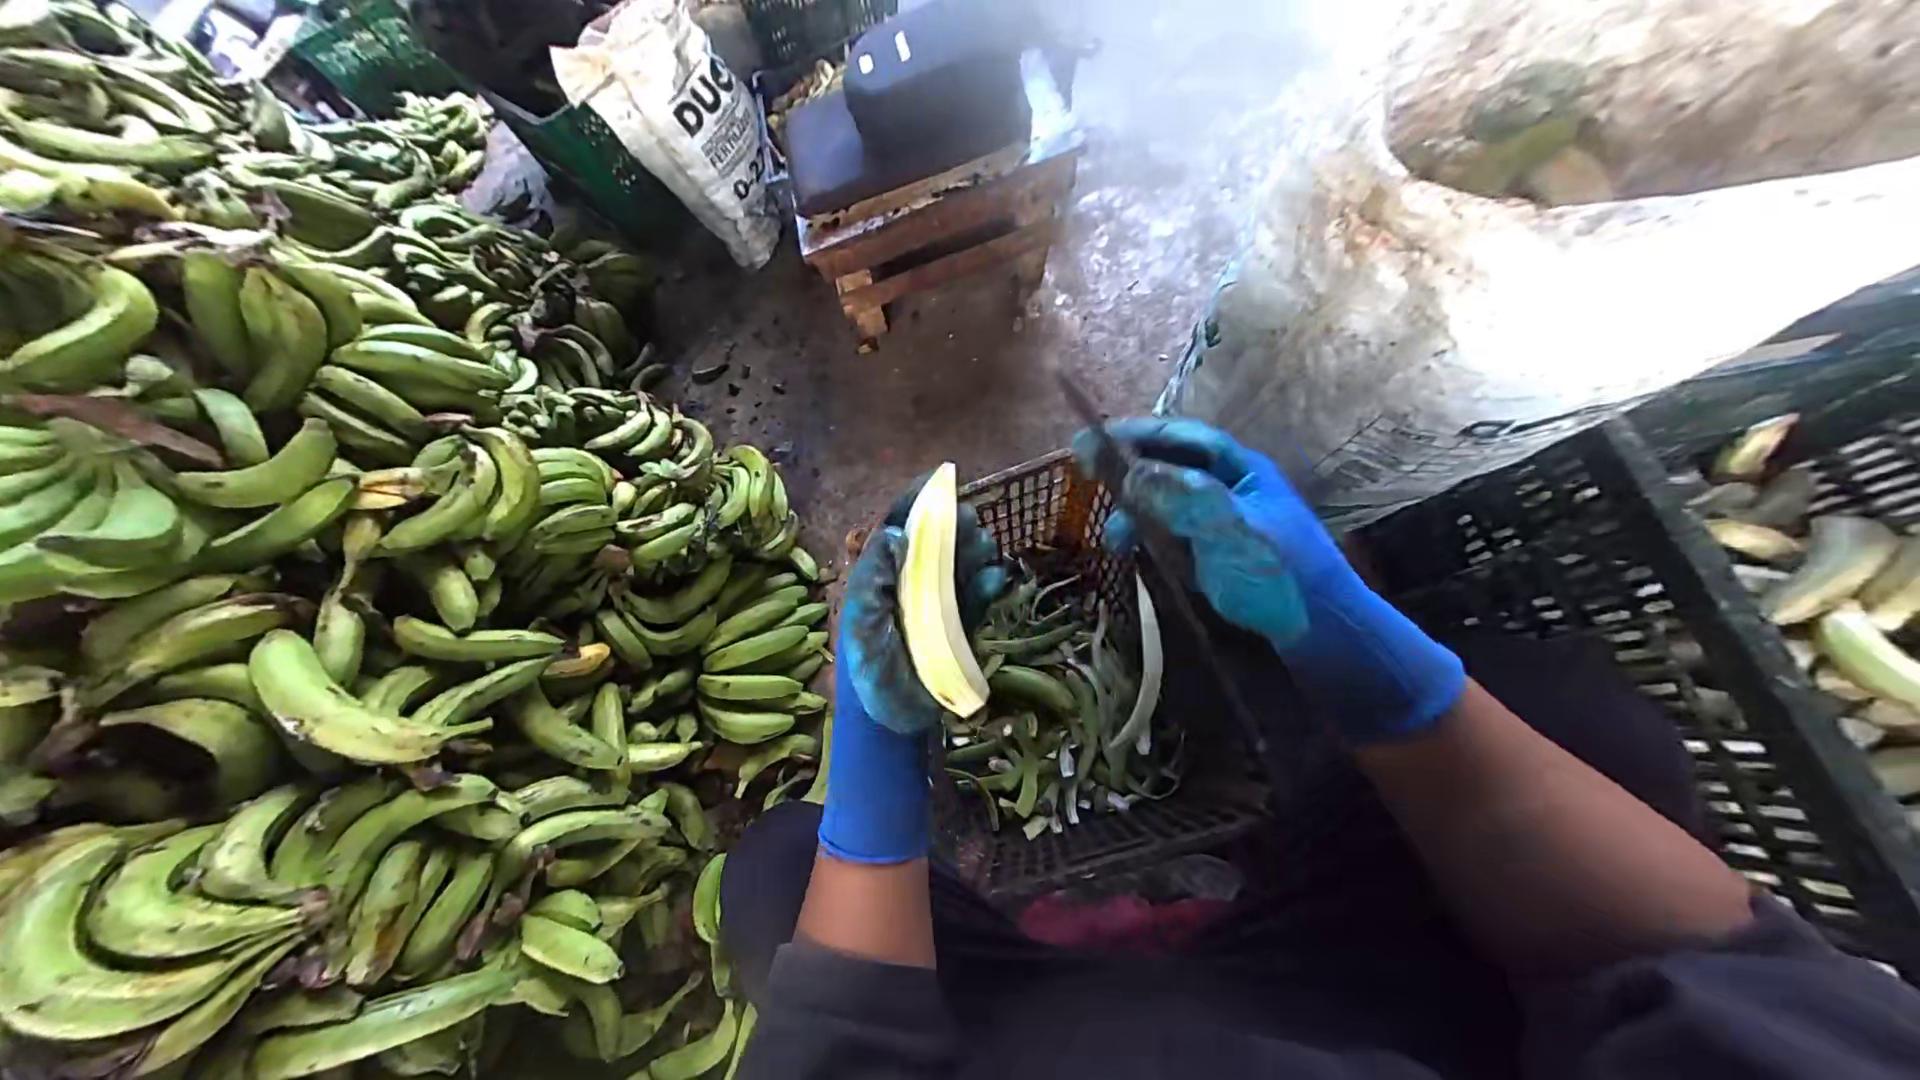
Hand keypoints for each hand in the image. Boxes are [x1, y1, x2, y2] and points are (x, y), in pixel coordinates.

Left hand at [819, 479, 1006, 863]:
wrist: (893, 722)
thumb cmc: (869, 672)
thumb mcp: (862, 625)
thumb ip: (873, 579)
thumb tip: (895, 534)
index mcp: (881, 579)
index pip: (899, 529)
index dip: (917, 502)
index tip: (941, 479)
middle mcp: (911, 585)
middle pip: (937, 543)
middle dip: (954, 527)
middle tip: (970, 521)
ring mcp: (938, 604)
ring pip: (962, 565)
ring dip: (974, 551)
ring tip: (983, 547)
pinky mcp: (961, 625)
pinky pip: (980, 597)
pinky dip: (989, 584)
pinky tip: (995, 578)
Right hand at [1072, 418, 1463, 743]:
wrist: (1320, 637)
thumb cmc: (1280, 578)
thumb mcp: (1231, 533)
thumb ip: (1183, 498)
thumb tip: (1129, 470)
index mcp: (1241, 470)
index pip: (1181, 437)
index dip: (1136, 434)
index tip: (1090, 439)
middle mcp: (1227, 487)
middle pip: (1168, 464)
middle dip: (1128, 470)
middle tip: (1086, 475)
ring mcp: (1218, 520)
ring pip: (1163, 499)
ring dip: (1132, 509)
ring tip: (1112, 537)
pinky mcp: (1208, 551)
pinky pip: (1166, 530)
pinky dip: (1143, 535)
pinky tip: (1130, 550)